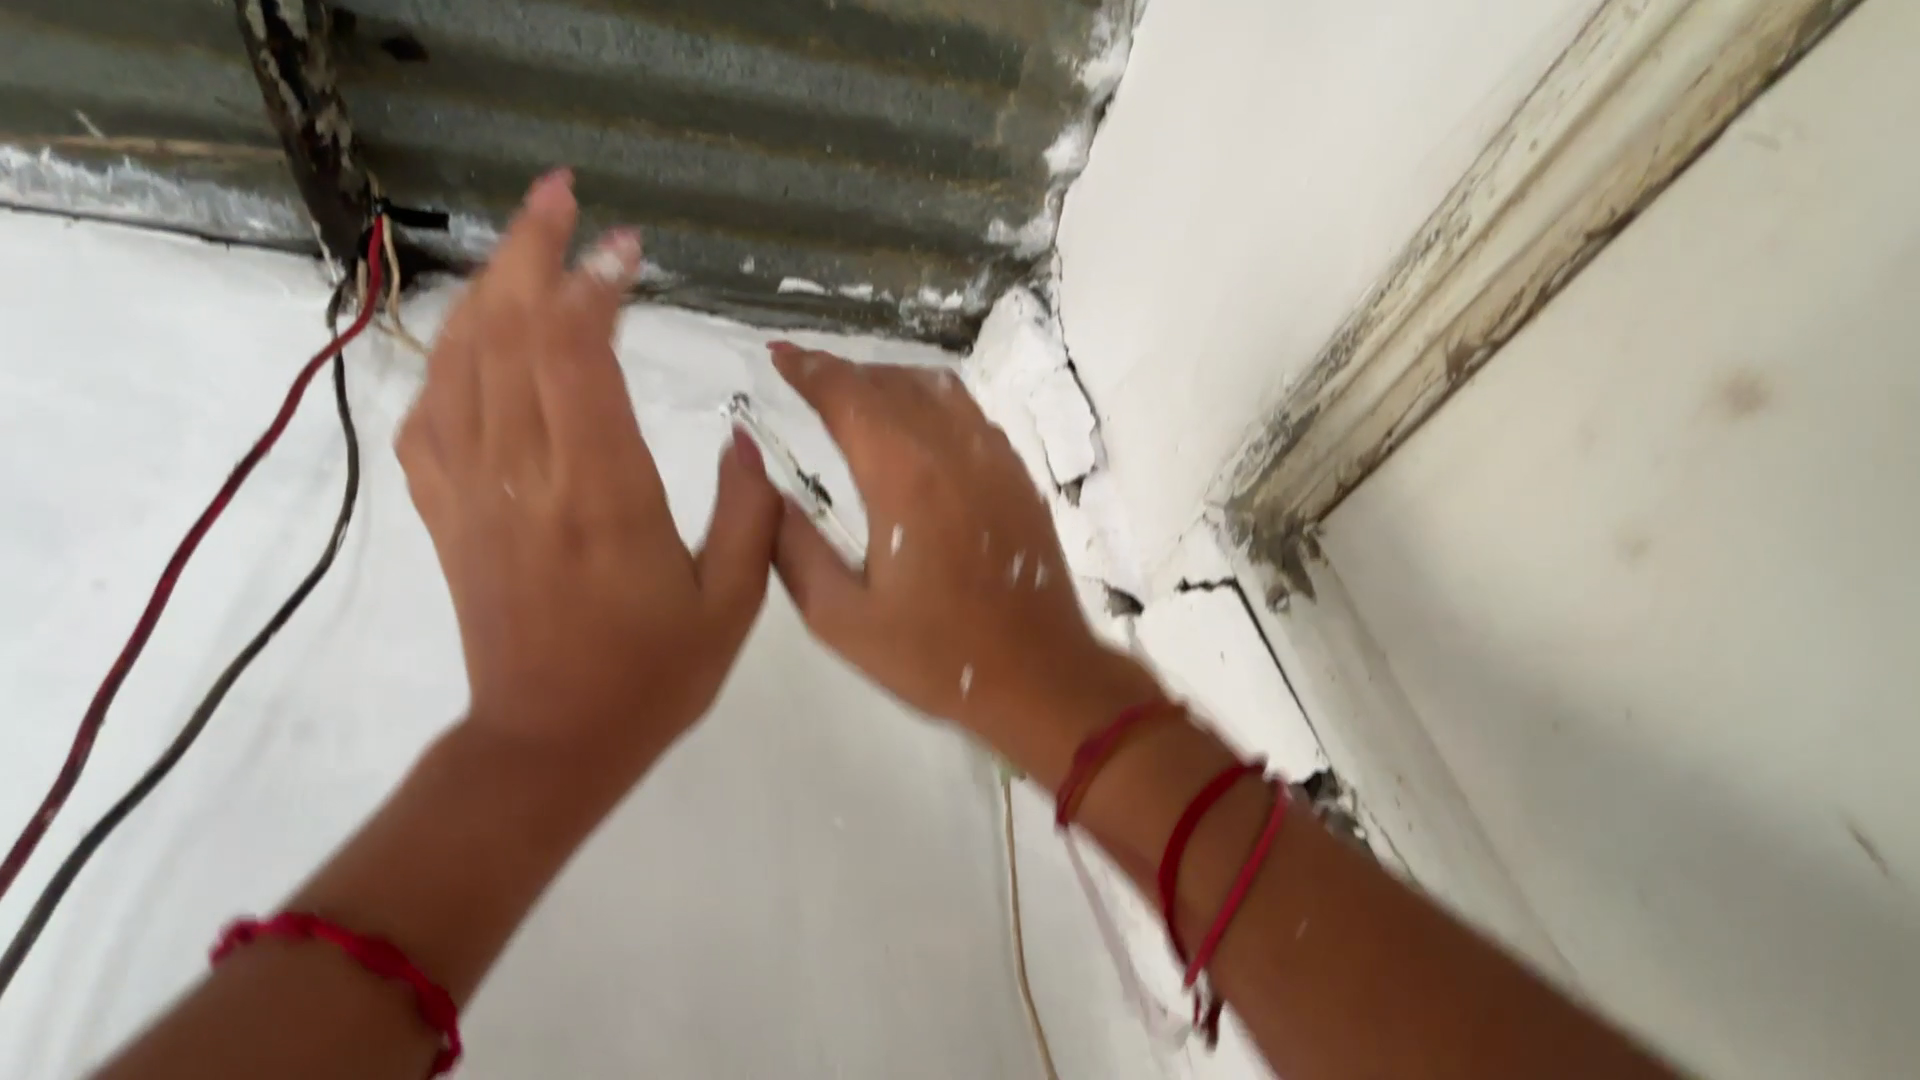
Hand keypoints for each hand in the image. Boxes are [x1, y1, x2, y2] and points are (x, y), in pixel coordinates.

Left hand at [397, 171, 780, 778]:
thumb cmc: (653, 676)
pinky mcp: (448, 512)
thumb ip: (747, 510)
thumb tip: (748, 434)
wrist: (550, 743)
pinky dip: (451, 357)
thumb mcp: (732, 601)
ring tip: (526, 246)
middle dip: (532, 250)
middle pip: (507, 333)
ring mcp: (472, 491)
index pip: (577, 354)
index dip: (596, 284)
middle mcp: (525, 476)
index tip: (629, 248)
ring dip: (490, 289)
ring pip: (460, 360)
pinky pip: (431, 413)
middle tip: (563, 197)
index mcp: (601, 493)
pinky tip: (479, 341)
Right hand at [768, 343, 1159, 783]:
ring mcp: (996, 460)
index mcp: (904, 478)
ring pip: (936, 389)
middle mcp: (954, 451)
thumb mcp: (840, 617)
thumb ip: (792, 546)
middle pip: (891, 382)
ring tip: (853, 395)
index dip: (809, 369)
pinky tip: (914, 427)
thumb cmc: (935, 655)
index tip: (778, 357)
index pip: (848, 396)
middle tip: (805, 377)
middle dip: (842, 372)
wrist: (1038, 674)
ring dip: (888, 380)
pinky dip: (930, 401)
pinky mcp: (1019, 477)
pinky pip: (970, 414)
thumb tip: (765, 487)